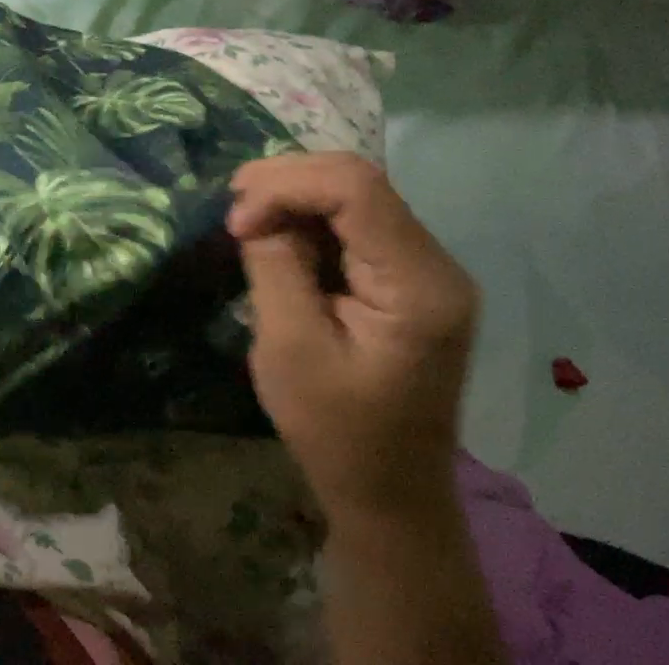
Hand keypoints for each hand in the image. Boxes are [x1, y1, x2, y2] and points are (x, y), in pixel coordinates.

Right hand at [228, 153, 477, 520]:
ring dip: (292, 199)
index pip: (355, 188)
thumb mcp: (289, 346)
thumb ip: (276, 267)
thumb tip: (259, 214)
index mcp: (419, 284)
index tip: (235, 227)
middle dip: (284, 184)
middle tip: (232, 218)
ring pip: (354, 195)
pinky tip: (275, 242)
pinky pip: (355, 224)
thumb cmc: (334, 426)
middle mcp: (436, 264)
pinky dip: (306, 220)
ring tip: (246, 229)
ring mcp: (425, 272)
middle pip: (357, 181)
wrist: (387, 487)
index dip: (284, 187)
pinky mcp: (406, 281)